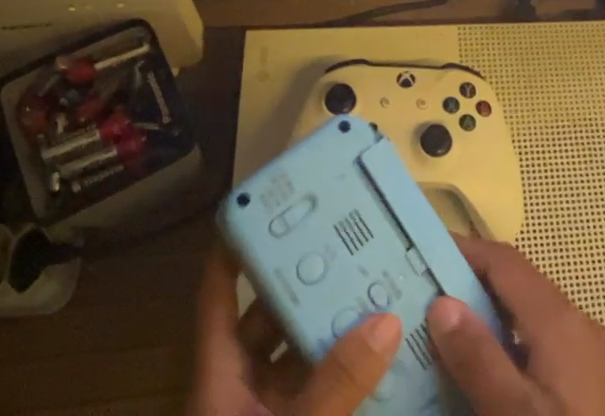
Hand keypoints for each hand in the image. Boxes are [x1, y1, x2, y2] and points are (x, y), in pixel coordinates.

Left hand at [188, 248, 401, 415]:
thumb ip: (335, 383)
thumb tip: (385, 322)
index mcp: (219, 377)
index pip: (218, 298)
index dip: (233, 252)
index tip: (262, 209)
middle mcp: (241, 388)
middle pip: (269, 319)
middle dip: (306, 285)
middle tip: (347, 248)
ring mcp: (268, 410)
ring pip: (299, 354)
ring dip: (332, 329)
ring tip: (374, 292)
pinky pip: (322, 388)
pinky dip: (346, 370)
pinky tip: (381, 353)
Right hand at [427, 236, 604, 414]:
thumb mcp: (514, 413)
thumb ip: (479, 359)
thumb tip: (441, 302)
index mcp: (559, 320)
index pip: (505, 262)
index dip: (463, 249)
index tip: (421, 250)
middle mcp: (578, 323)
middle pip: (517, 286)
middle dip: (469, 284)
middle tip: (421, 297)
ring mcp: (590, 352)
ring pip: (529, 316)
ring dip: (488, 317)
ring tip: (443, 334)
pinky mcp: (592, 380)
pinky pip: (543, 343)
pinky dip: (509, 344)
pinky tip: (487, 373)